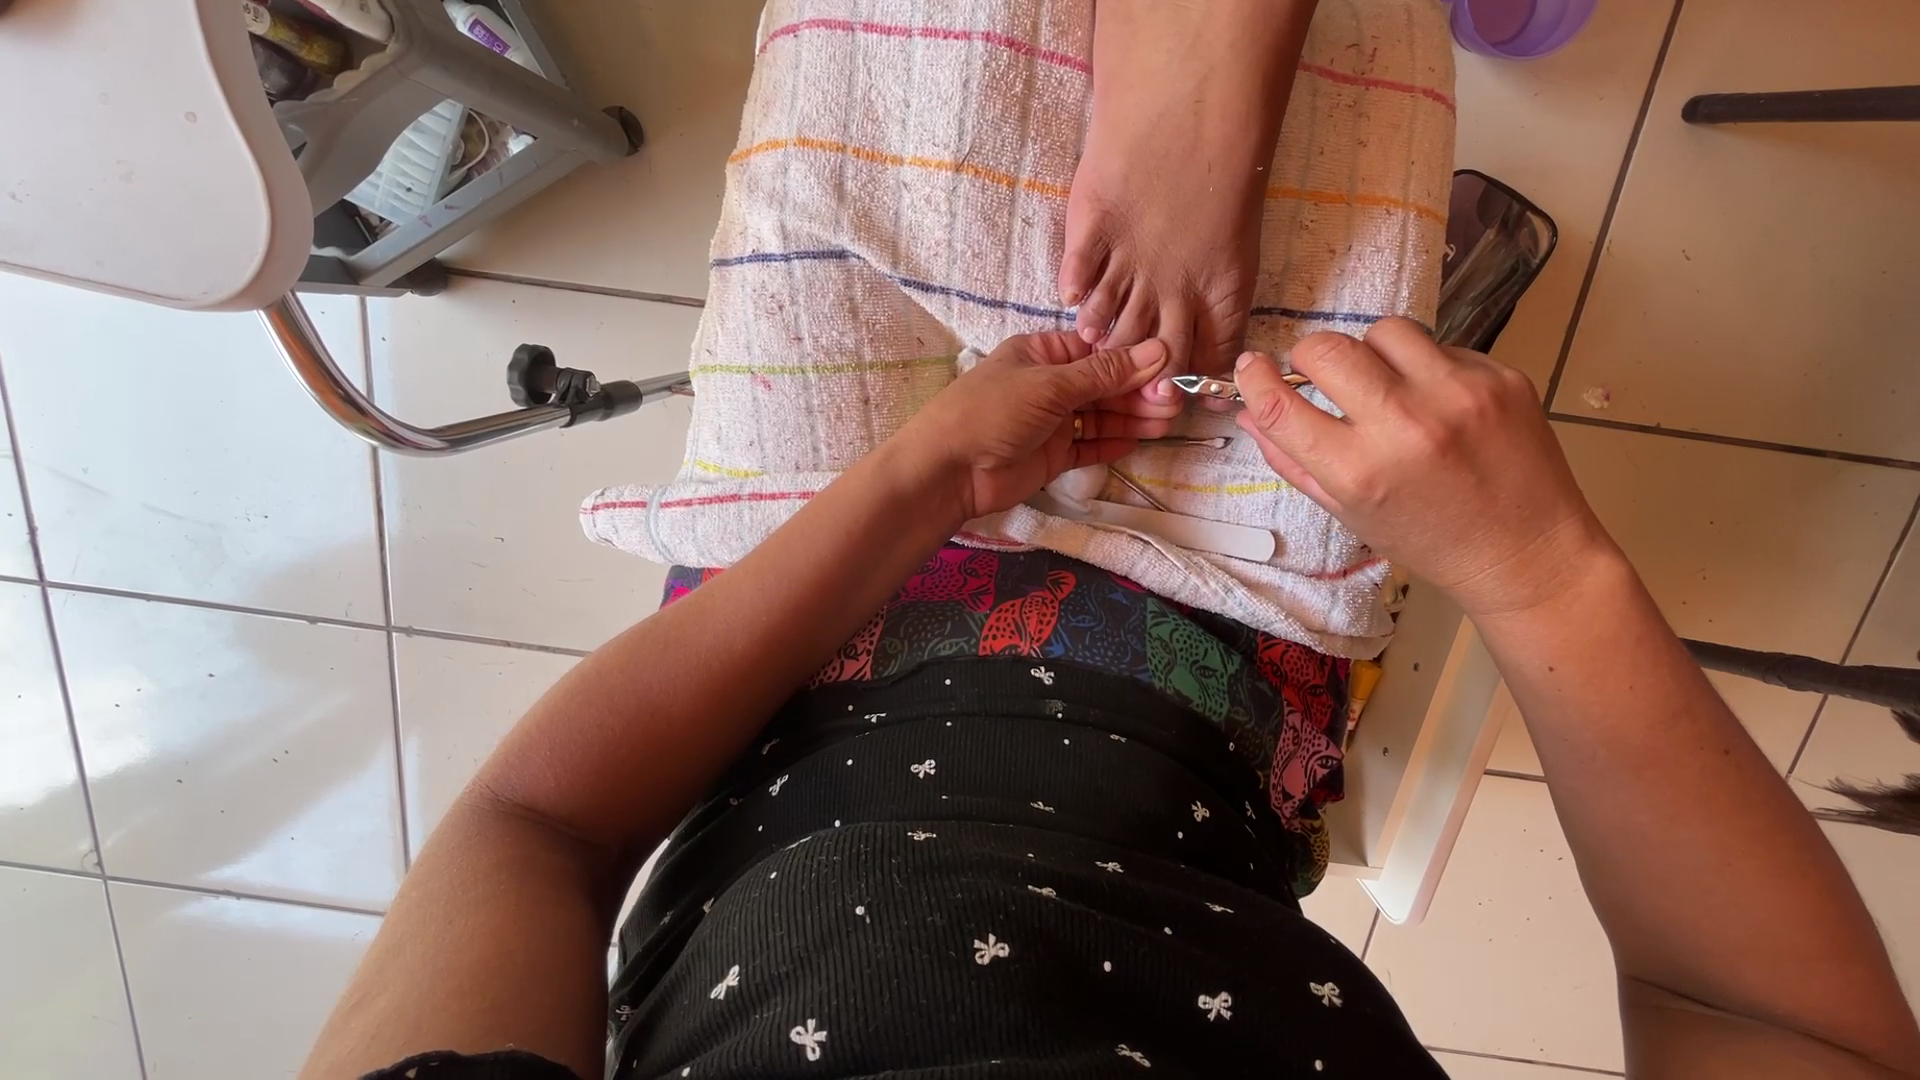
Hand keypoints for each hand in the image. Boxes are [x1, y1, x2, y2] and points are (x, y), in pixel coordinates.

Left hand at [891, 332, 1173, 520]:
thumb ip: (1105, 373)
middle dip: (1139, 391)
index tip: (1170, 366)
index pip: (1097, 350)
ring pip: (1100, 416)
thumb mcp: (1050, 385)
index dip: (1134, 358)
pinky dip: (1112, 443)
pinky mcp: (1051, 456)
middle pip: (1103, 384)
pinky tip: (1139, 441)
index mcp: (1041, 353)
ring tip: (1167, 421)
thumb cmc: (992, 412)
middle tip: (1176, 400)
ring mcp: (1050, 422)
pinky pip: (1088, 445)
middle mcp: (1048, 385)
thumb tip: (1159, 350)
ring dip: (1132, 418)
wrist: (949, 471)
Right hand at [1233, 318, 1616, 618]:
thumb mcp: (1346, 511)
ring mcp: (1458, 394)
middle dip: (1307, 355)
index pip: (1280, 406)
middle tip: (1315, 373)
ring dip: (1367, 351)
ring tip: (1379, 380)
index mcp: (1357, 471)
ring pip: (1384, 331)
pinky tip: (1432, 400)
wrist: (1525, 550)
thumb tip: (1247, 413)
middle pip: (1328, 349)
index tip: (1248, 367)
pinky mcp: (1499, 377)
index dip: (1253, 379)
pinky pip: (1437, 348)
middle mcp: (1404, 425)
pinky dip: (1419, 367)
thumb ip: (1291, 460)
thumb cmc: (1424, 540)